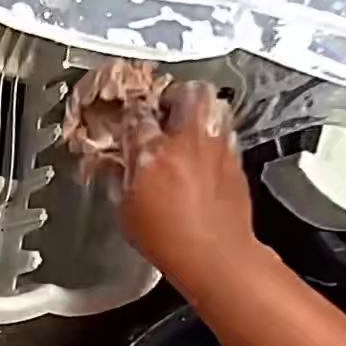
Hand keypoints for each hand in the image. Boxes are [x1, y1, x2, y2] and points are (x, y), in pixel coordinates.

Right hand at [117, 79, 258, 287]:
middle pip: (188, 92)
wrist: (214, 253)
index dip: (129, 110)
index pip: (137, 113)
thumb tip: (110, 162)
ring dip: (197, 109)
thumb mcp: (123, 207)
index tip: (125, 114)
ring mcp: (216, 147)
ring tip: (184, 125)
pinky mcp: (235, 160)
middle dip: (174, 94)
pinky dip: (211, 134)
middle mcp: (187, 142)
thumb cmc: (165, 235)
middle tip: (161, 108)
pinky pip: (224, 132)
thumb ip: (117, 176)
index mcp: (151, 152)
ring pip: (214, 105)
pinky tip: (199, 153)